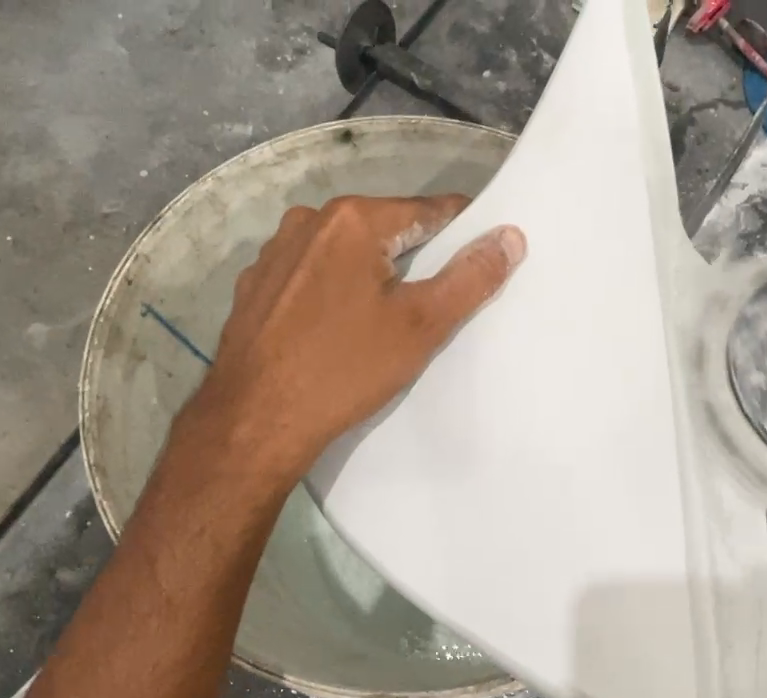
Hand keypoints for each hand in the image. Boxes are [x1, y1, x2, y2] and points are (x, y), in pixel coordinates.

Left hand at [190, 194, 525, 481]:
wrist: (258, 418)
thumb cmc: (346, 369)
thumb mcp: (422, 326)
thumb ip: (470, 277)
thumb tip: (510, 237)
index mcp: (354, 220)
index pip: (429, 210)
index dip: (462, 233)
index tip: (479, 262)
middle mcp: (308, 221)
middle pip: (384, 230)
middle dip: (415, 260)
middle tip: (435, 305)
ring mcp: (275, 253)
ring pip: (345, 255)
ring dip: (371, 277)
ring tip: (386, 323)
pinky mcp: (256, 287)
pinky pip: (312, 278)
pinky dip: (335, 294)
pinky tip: (339, 333)